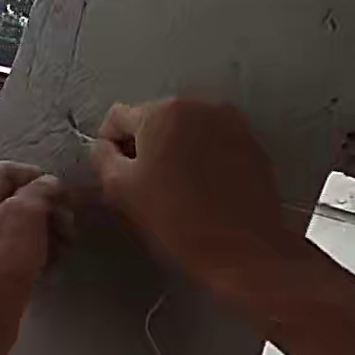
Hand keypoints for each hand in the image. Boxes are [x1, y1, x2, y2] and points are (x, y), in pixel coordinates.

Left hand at [0, 161, 63, 354]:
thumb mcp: (25, 216)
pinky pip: (13, 250)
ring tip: (64, 248)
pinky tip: (51, 265)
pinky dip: (34, 252)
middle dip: (46, 209)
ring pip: (17, 225)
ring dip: (45, 232)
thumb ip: (41, 190)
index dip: (39, 177)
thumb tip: (50, 183)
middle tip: (68, 226)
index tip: (64, 195)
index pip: (8, 170)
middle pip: (14, 198)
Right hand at [88, 97, 302, 298]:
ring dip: (174, 148)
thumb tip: (104, 146)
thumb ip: (103, 158)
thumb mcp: (122, 191)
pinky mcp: (251, 140)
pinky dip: (202, 154)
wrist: (243, 249)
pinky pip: (212, 139)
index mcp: (162, 112)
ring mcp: (229, 120)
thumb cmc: (179, 220)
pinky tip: (203, 186)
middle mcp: (198, 105)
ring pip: (185, 128)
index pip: (117, 117)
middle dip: (145, 145)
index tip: (117, 172)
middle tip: (146, 183)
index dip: (110, 145)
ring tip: (177, 186)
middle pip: (154, 118)